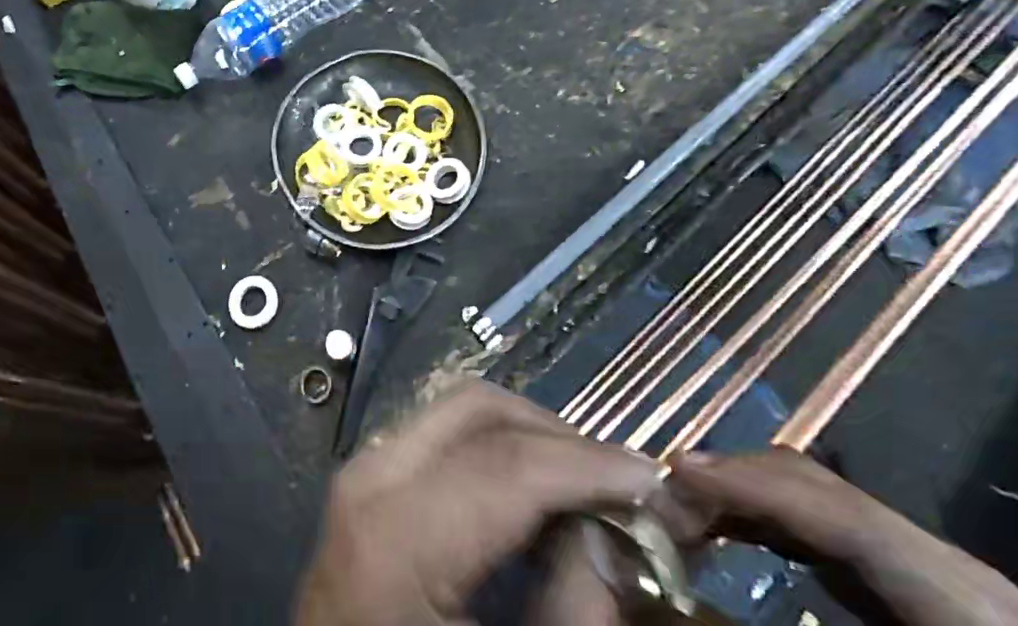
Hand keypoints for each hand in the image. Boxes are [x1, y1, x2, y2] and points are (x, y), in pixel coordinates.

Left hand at [293, 382, 659, 625]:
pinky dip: (498, 447)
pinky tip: (533, 493)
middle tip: (617, 482)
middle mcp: (371, 479)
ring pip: (464, 411)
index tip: (653, 479)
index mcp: (394, 537)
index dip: (590, 465)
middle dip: (558, 437)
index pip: (509, 464)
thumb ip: (570, 607)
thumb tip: (613, 534)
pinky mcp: (369, 477)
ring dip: (531, 437)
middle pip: (483, 411)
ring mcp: (364, 471)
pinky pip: (445, 433)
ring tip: (582, 486)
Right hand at [670, 450, 1017, 625]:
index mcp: (951, 592)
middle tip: (663, 493)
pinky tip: (727, 525)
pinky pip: (824, 527)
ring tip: (681, 503)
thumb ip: (786, 619)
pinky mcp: (904, 576)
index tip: (677, 471)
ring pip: (817, 497)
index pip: (838, 514)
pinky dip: (768, 517)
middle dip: (736, 478)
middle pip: (820, 488)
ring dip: (744, 491)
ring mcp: (921, 561)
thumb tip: (688, 606)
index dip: (754, 485)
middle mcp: (936, 558)